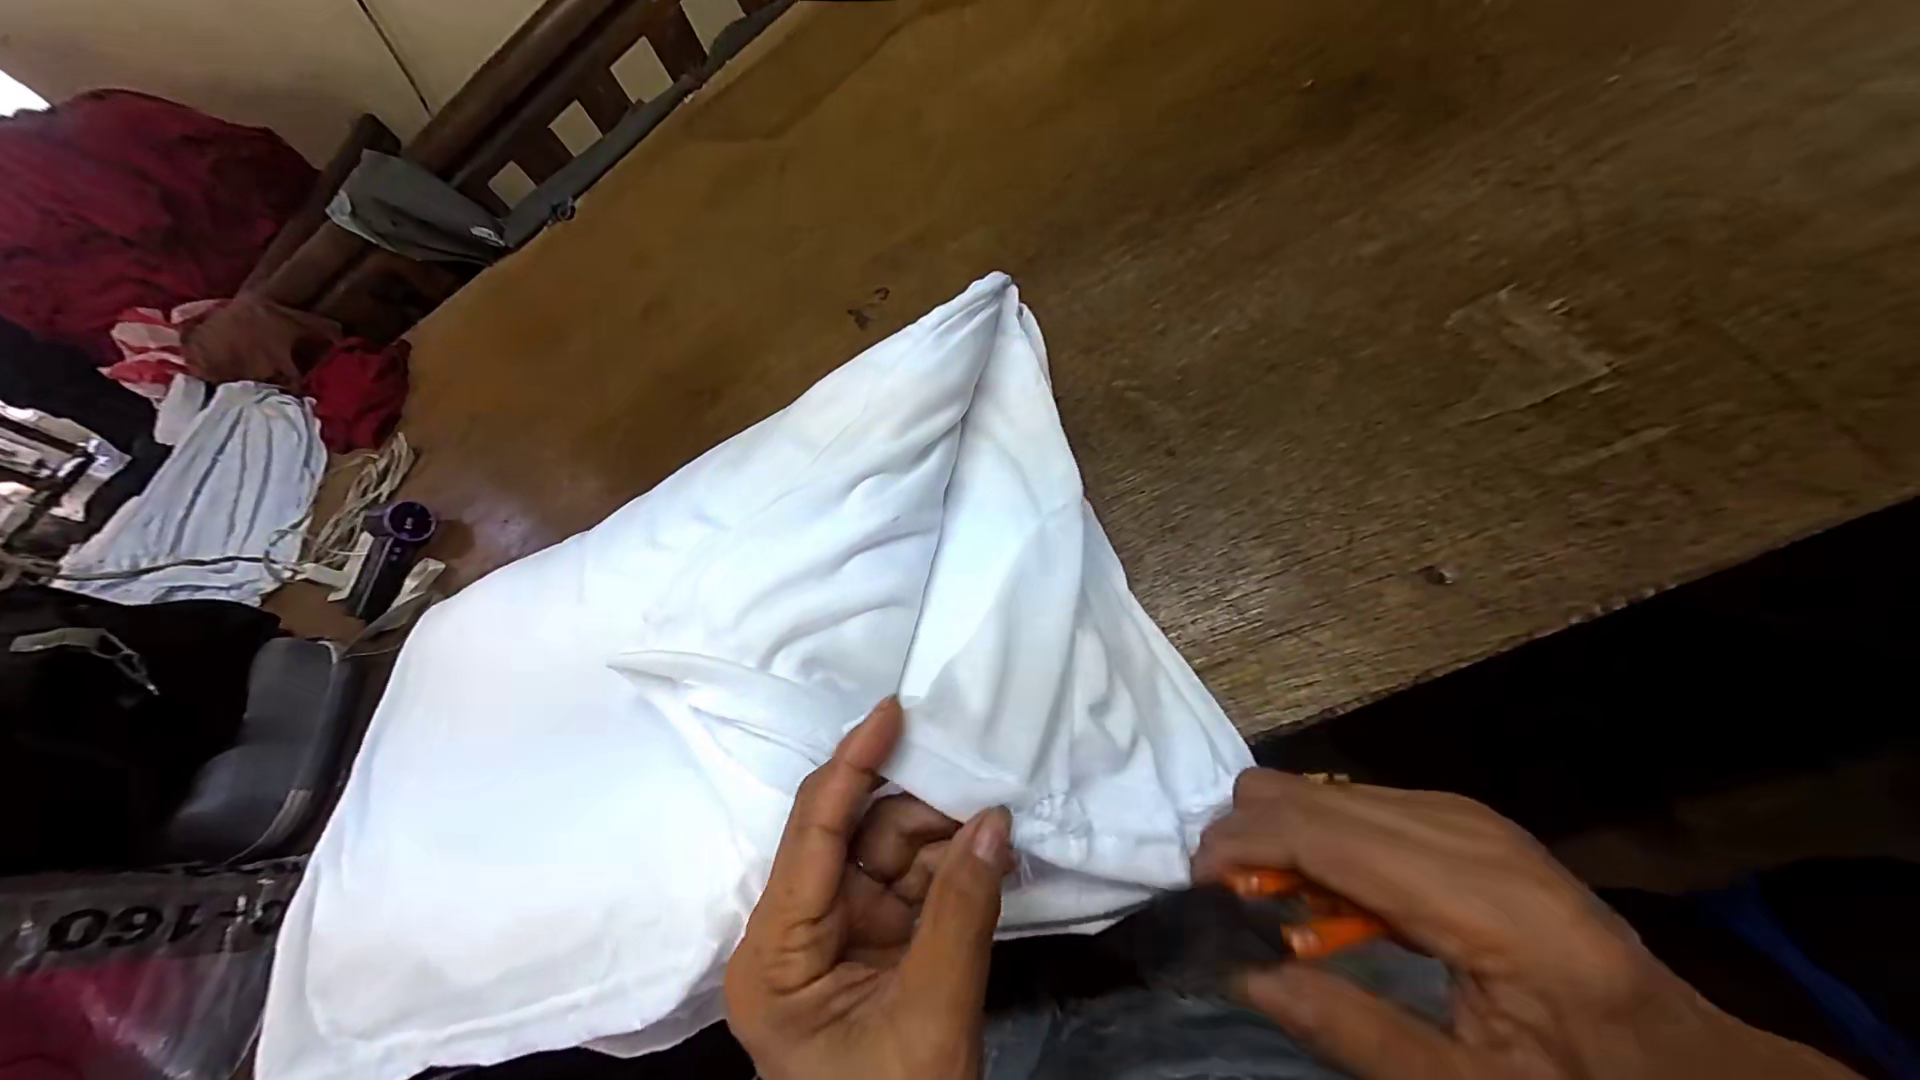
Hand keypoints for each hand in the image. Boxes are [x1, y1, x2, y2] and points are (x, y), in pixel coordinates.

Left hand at [725, 698, 1015, 1079]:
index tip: (892, 710)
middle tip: (974, 780)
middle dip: (918, 805)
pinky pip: (918, 881)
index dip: (853, 762)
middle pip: (858, 832)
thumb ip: (961, 912)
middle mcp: (799, 928)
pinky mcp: (878, 941)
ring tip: (997, 824)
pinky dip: (955, 865)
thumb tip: (994, 819)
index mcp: (777, 949)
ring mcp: (842, 933)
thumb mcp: (928, 1018)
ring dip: (946, 834)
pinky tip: (991, 852)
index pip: (814, 828)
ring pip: (894, 851)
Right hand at [1193, 770, 1858, 1079]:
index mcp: (1486, 902)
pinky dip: (1314, 836)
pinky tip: (1329, 891)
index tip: (1197, 887)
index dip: (1241, 847)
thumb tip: (1241, 972)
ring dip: (1278, 837)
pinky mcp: (1456, 812)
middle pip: (1306, 794)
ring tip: (1282, 904)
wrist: (1695, 1063)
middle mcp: (1464, 829)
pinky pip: (1346, 799)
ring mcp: (1461, 812)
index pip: (1322, 835)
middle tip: (1237, 905)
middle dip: (1248, 838)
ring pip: (1316, 786)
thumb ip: (1356, 1034)